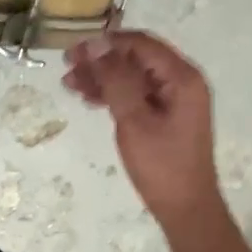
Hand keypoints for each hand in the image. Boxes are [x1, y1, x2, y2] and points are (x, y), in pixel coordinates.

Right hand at [62, 27, 222, 230]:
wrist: (185, 207)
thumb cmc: (161, 166)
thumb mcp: (134, 120)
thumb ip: (116, 80)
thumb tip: (96, 44)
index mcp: (182, 77)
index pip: (141, 44)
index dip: (106, 43)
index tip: (73, 51)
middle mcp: (182, 81)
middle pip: (136, 58)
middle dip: (101, 60)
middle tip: (66, 67)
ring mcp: (175, 99)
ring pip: (133, 76)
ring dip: (103, 77)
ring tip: (70, 85)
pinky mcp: (166, 115)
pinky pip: (137, 94)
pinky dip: (114, 94)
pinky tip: (90, 99)